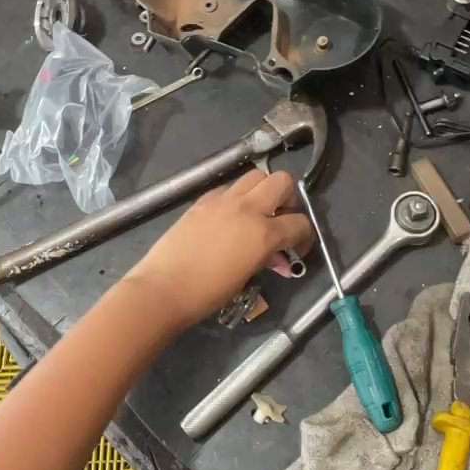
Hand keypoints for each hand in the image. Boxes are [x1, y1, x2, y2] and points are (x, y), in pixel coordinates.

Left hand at [121, 169, 315, 331]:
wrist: (164, 288)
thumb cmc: (208, 293)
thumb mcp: (246, 277)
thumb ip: (267, 259)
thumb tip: (278, 257)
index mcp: (263, 233)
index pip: (300, 222)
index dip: (305, 235)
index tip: (297, 247)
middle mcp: (247, 208)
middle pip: (282, 181)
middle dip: (288, 198)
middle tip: (279, 219)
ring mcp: (223, 200)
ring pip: (255, 176)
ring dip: (262, 191)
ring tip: (255, 213)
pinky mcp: (202, 200)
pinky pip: (228, 188)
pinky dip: (236, 197)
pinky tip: (227, 218)